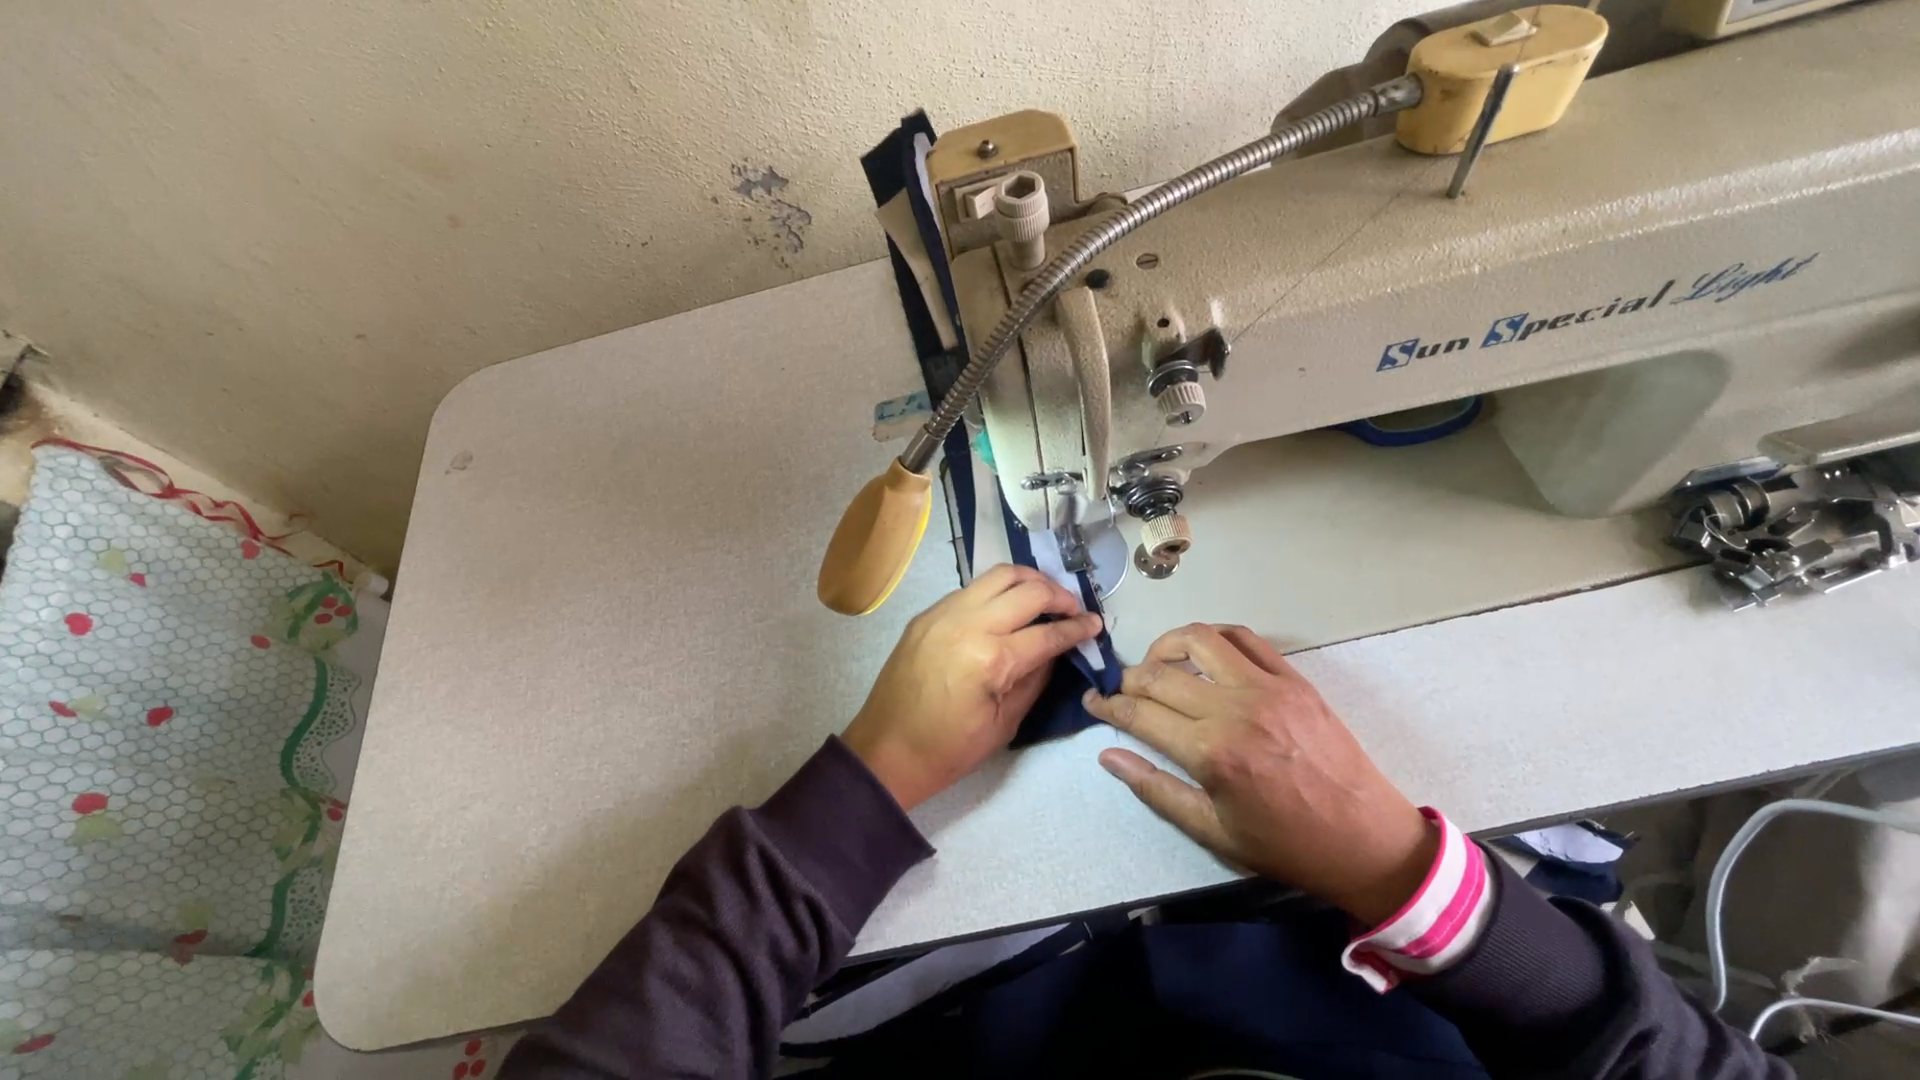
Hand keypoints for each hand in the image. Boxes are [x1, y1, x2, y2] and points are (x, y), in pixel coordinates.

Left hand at [842, 565, 1103, 810]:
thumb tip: (1055, 650)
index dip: (1077, 628)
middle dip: (1059, 596)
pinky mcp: (927, 614)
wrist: (886, 750)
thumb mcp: (1005, 724)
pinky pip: (971, 589)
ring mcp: (943, 613)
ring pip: (997, 575)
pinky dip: (996, 591)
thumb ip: (1035, 679)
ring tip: (1045, 597)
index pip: (1047, 633)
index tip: (1095, 624)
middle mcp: (967, 624)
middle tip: (1073, 610)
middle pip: (1027, 590)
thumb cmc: (949, 750)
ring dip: (1028, 581)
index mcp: (990, 659)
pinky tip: (1007, 609)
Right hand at [1084, 624, 1435, 924]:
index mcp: (1211, 754)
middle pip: (1159, 674)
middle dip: (1127, 679)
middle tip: (1120, 691)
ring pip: (1199, 639)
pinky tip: (1202, 654)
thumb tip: (1107, 756)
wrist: (1366, 840)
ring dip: (1165, 646)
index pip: (1139, 713)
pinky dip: (1213, 637)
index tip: (1092, 701)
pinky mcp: (1293, 679)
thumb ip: (1155, 789)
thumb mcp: (1211, 832)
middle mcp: (1234, 710)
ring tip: (1157, 665)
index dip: (1107, 705)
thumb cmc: (1284, 845)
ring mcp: (1267, 688)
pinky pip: (1244, 638)